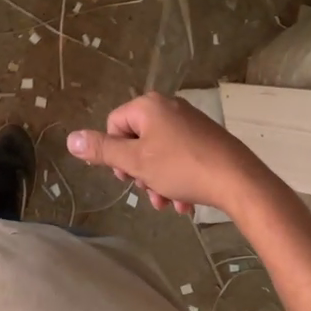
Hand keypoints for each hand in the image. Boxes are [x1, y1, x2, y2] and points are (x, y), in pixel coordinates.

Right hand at [66, 94, 261, 215]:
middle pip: (138, 140)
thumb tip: (70, 139)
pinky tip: (186, 202)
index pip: (114, 125)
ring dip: (159, 181)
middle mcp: (169, 107)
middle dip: (140, 172)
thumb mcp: (135, 162)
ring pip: (160, 153)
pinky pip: (181, 156)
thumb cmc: (182, 168)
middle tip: (150, 194)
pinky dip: (178, 178)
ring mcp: (190, 122)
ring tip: (170, 204)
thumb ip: (102, 150)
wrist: (239, 180)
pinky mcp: (207, 138)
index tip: (127, 179)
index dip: (116, 155)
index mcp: (148, 105)